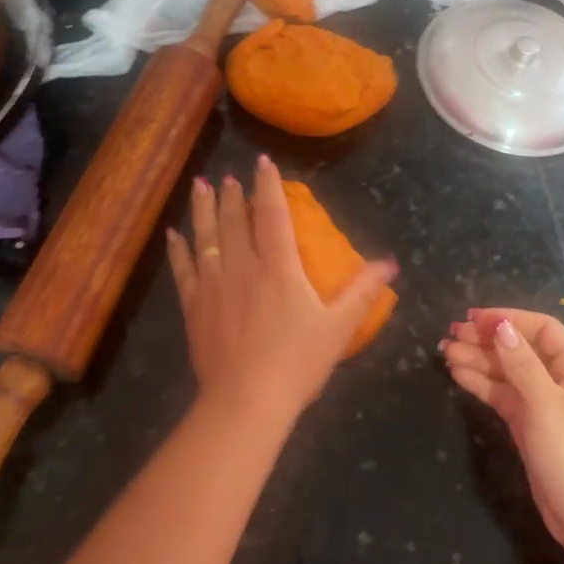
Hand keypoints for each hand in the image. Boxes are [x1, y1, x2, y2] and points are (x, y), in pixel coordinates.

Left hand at [167, 156, 396, 427]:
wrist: (245, 401)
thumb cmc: (297, 363)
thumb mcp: (338, 327)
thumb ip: (362, 291)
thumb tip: (390, 263)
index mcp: (279, 267)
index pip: (272, 215)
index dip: (268, 186)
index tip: (262, 162)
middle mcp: (243, 266)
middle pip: (234, 220)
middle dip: (231, 194)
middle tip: (228, 176)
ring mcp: (214, 285)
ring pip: (206, 236)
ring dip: (203, 209)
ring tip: (199, 185)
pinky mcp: (194, 306)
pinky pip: (183, 269)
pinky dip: (178, 249)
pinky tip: (173, 234)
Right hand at [440, 309, 563, 547]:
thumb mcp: (547, 405)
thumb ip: (522, 364)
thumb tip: (500, 325)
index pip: (542, 329)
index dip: (508, 319)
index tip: (472, 319)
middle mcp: (561, 382)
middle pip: (521, 349)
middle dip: (487, 339)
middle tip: (450, 335)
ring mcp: (545, 407)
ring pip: (508, 373)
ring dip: (479, 361)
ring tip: (445, 353)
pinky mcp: (530, 429)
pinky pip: (503, 397)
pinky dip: (482, 385)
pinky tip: (458, 375)